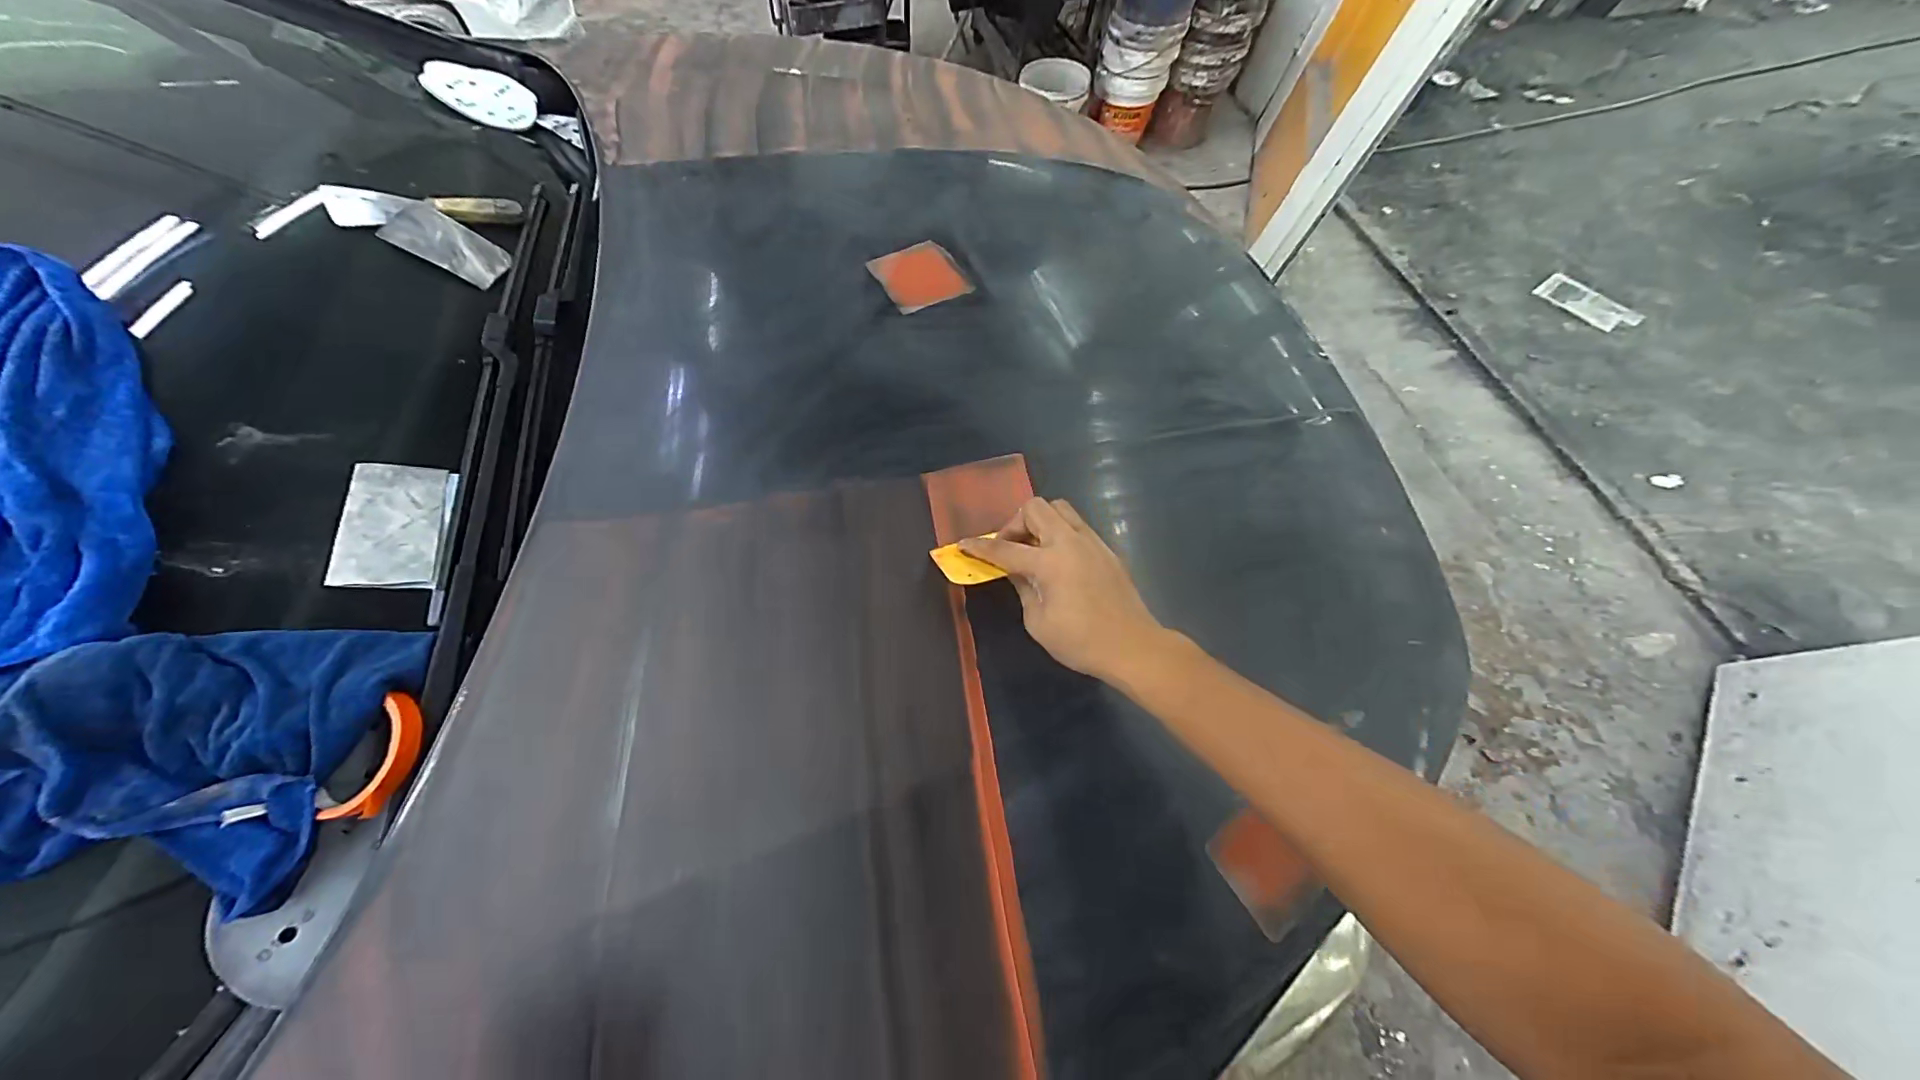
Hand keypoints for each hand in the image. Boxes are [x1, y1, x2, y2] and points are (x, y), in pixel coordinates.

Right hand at [959, 498, 1172, 682]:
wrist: (1132, 646)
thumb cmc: (1081, 642)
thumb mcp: (1038, 622)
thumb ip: (1023, 589)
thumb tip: (1015, 571)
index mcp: (1050, 562)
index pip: (1005, 549)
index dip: (980, 547)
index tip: (963, 544)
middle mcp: (1070, 542)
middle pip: (1035, 508)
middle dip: (1014, 524)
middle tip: (1010, 549)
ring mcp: (1092, 542)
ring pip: (1060, 509)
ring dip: (1040, 522)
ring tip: (1034, 550)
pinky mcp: (1106, 550)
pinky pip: (1077, 526)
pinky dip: (1060, 533)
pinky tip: (1059, 561)